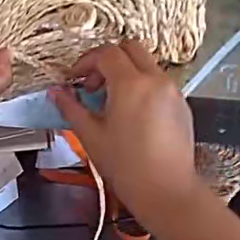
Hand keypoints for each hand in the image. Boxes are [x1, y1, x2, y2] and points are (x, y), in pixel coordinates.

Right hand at [49, 40, 208, 226]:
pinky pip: (159, 83)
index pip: (106, 53)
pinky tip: (130, 114)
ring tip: (110, 102)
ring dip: (126, 73)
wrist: (165, 190)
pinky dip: (142, 87)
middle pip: (130, 48)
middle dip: (108, 60)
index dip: (85, 62)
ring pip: (146, 65)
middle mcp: (156, 81)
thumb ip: (71, 108)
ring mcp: (172, 92)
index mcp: (131, 84)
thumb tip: (57, 93)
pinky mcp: (181, 106)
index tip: (75, 78)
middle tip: (93, 84)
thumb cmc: (128, 167)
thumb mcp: (91, 136)